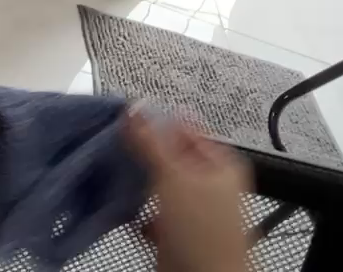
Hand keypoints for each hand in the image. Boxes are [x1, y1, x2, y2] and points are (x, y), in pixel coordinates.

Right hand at [125, 111, 253, 271]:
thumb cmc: (205, 234)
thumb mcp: (173, 175)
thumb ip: (150, 140)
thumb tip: (134, 108)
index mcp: (221, 164)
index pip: (185, 126)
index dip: (157, 119)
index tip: (130, 115)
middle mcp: (209, 183)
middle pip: (168, 153)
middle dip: (143, 150)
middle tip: (121, 141)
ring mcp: (193, 206)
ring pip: (157, 179)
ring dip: (138, 178)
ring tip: (121, 170)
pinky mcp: (176, 227)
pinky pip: (151, 204)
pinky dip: (138, 203)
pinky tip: (127, 201)